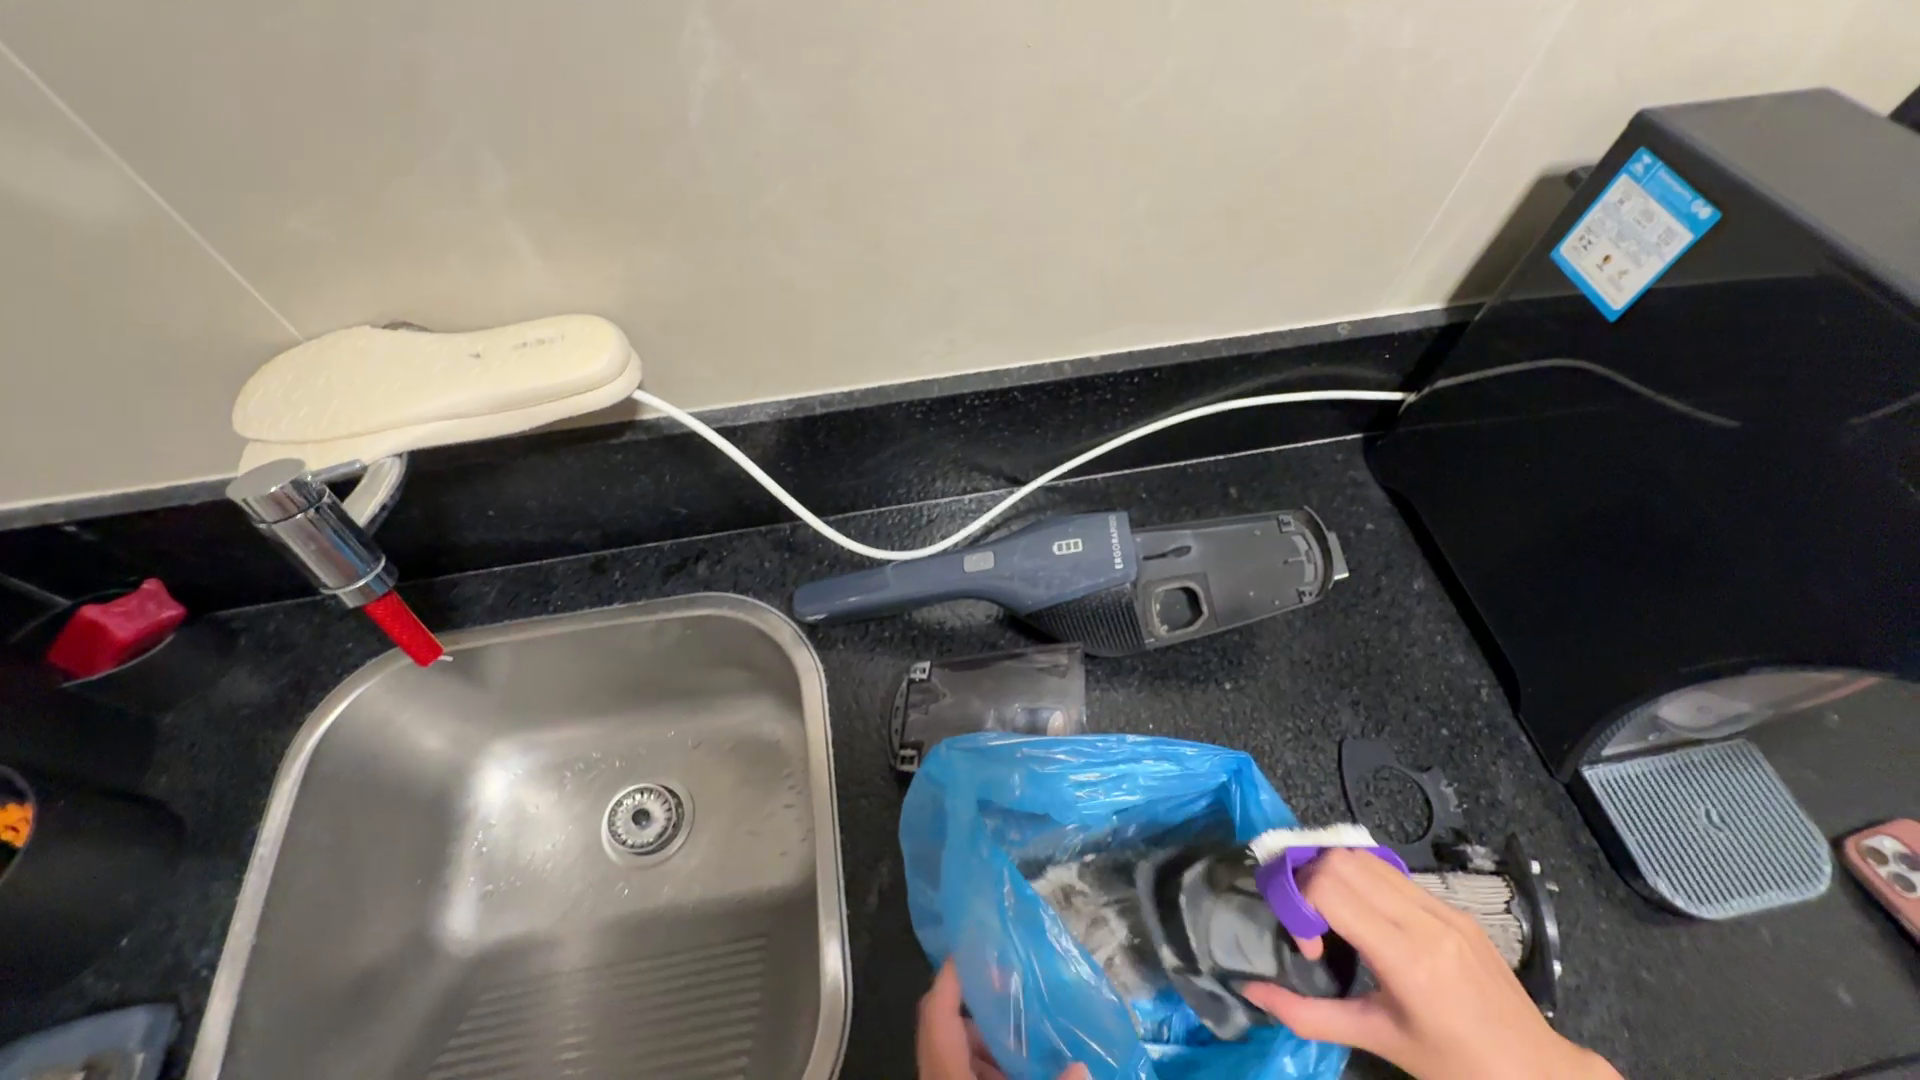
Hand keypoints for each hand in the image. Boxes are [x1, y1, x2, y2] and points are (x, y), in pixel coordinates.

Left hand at [918, 959, 1090, 1079]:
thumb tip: (1084, 1066)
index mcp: (943, 1070)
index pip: (937, 1008)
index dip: (954, 974)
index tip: (979, 946)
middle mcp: (936, 1074)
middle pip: (947, 1025)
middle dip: (981, 1005)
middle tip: (1016, 990)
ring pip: (958, 1050)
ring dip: (989, 1039)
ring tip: (1029, 1031)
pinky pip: (966, 1070)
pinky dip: (990, 1063)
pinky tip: (1024, 1067)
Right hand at [1240, 851, 1620, 1079]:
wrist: (1537, 1072)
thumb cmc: (1455, 1067)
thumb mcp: (1376, 1040)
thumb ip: (1307, 1014)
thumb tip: (1251, 991)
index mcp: (1407, 959)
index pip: (1330, 887)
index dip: (1300, 907)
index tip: (1311, 949)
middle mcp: (1426, 921)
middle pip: (1341, 860)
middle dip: (1308, 883)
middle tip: (1311, 926)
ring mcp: (1445, 909)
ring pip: (1365, 856)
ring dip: (1334, 876)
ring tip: (1333, 919)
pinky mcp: (1455, 908)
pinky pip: (1393, 873)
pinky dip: (1362, 882)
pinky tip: (1365, 920)